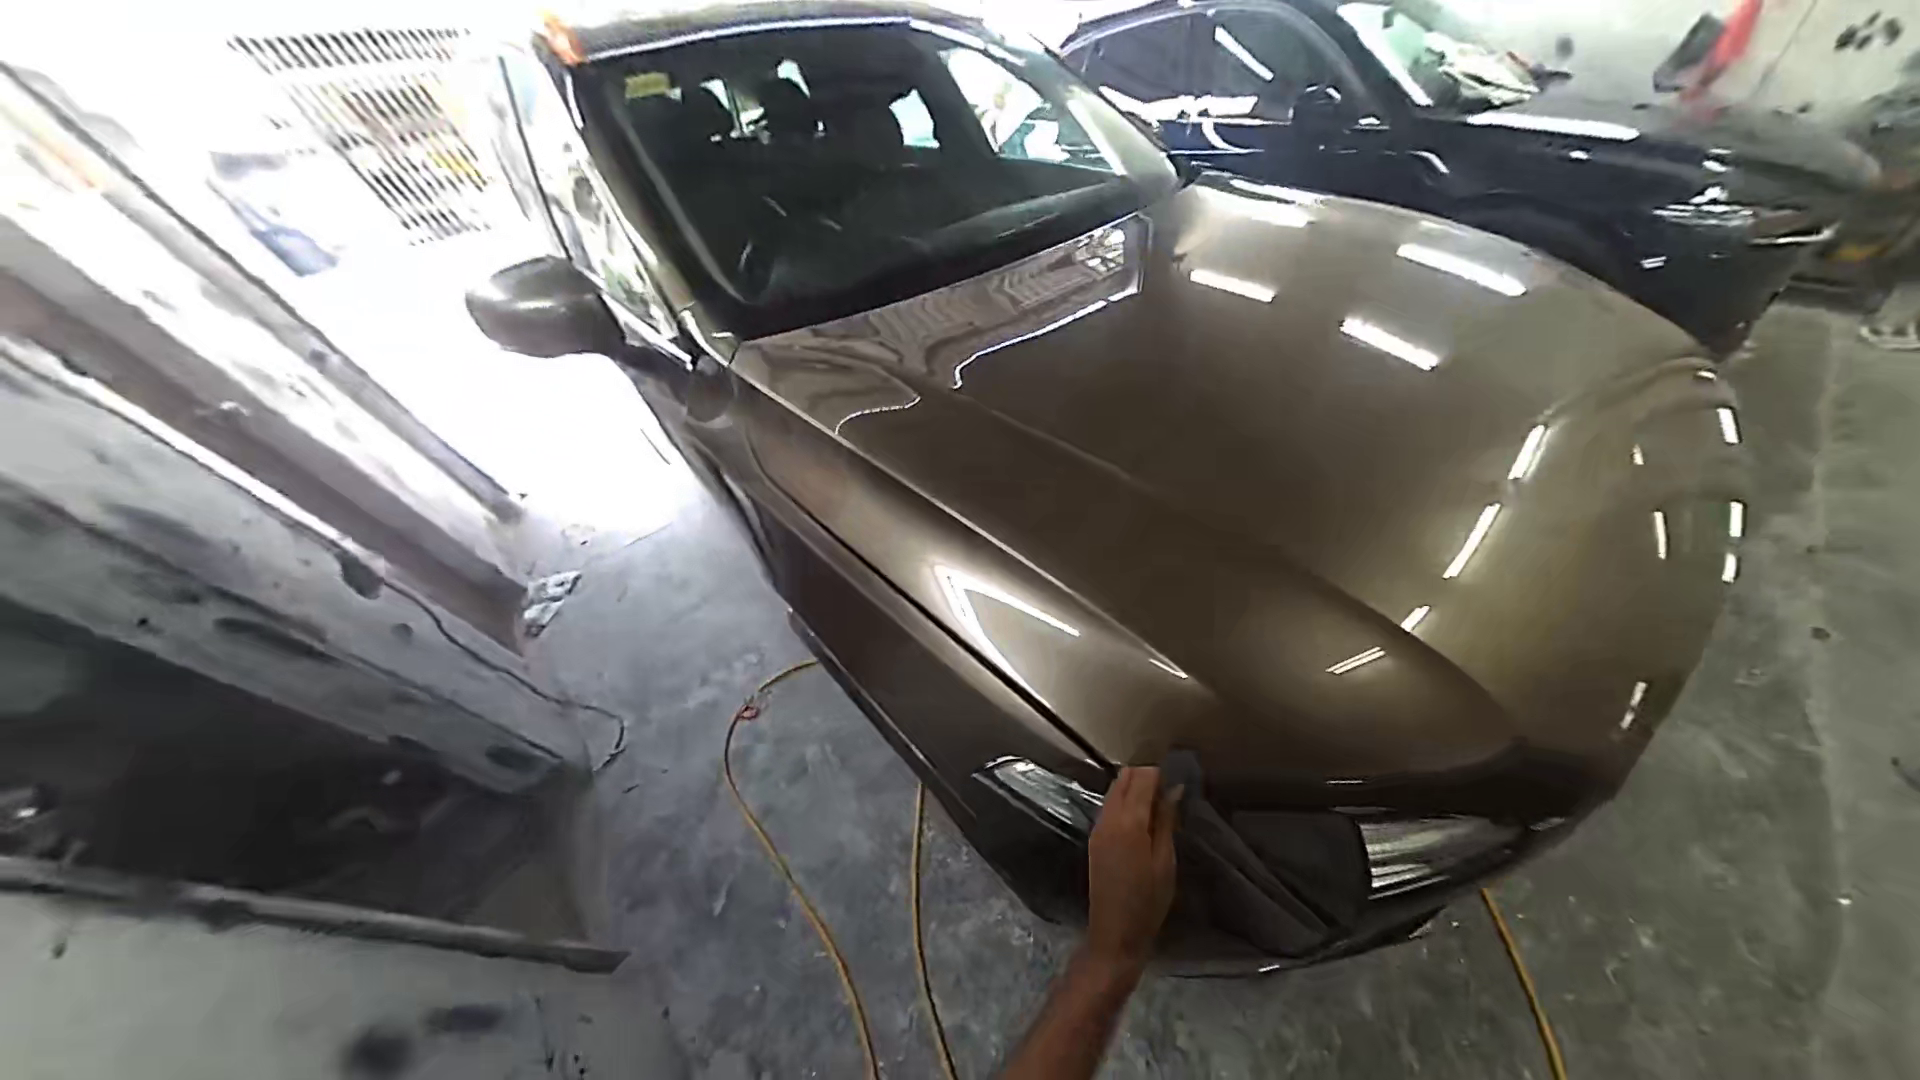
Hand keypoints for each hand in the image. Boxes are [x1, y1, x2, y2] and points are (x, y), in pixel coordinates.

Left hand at [1084, 765, 1181, 966]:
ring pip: (1115, 789)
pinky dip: (1125, 802)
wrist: (1114, 932)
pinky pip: (1109, 805)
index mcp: (1129, 821)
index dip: (1160, 774)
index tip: (1178, 780)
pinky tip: (1141, 820)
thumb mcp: (1165, 862)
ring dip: (1134, 789)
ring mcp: (1098, 825)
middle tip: (1169, 793)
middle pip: (1125, 778)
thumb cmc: (1148, 902)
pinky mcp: (1094, 836)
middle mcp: (1109, 816)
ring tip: (1158, 807)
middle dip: (1146, 777)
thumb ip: (1166, 821)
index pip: (1142, 778)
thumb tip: (1173, 790)